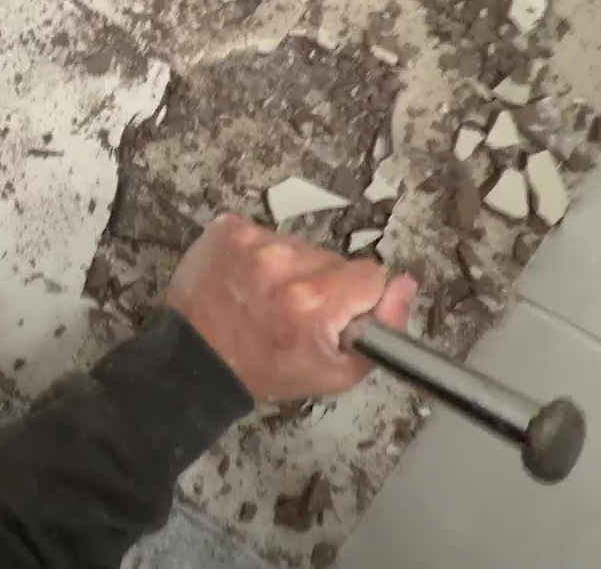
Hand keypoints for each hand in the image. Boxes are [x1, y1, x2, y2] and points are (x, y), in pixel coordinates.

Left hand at [166, 215, 416, 402]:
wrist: (195, 355)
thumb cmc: (265, 368)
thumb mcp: (333, 372)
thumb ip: (382, 331)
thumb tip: (405, 285)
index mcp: (314, 301)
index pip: (370, 274)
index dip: (361, 296)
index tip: (340, 312)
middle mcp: (283, 262)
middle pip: (332, 258)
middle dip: (325, 282)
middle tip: (297, 309)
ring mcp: (252, 241)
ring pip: (299, 245)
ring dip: (292, 267)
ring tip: (268, 295)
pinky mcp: (228, 228)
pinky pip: (265, 234)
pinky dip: (261, 254)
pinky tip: (248, 279)